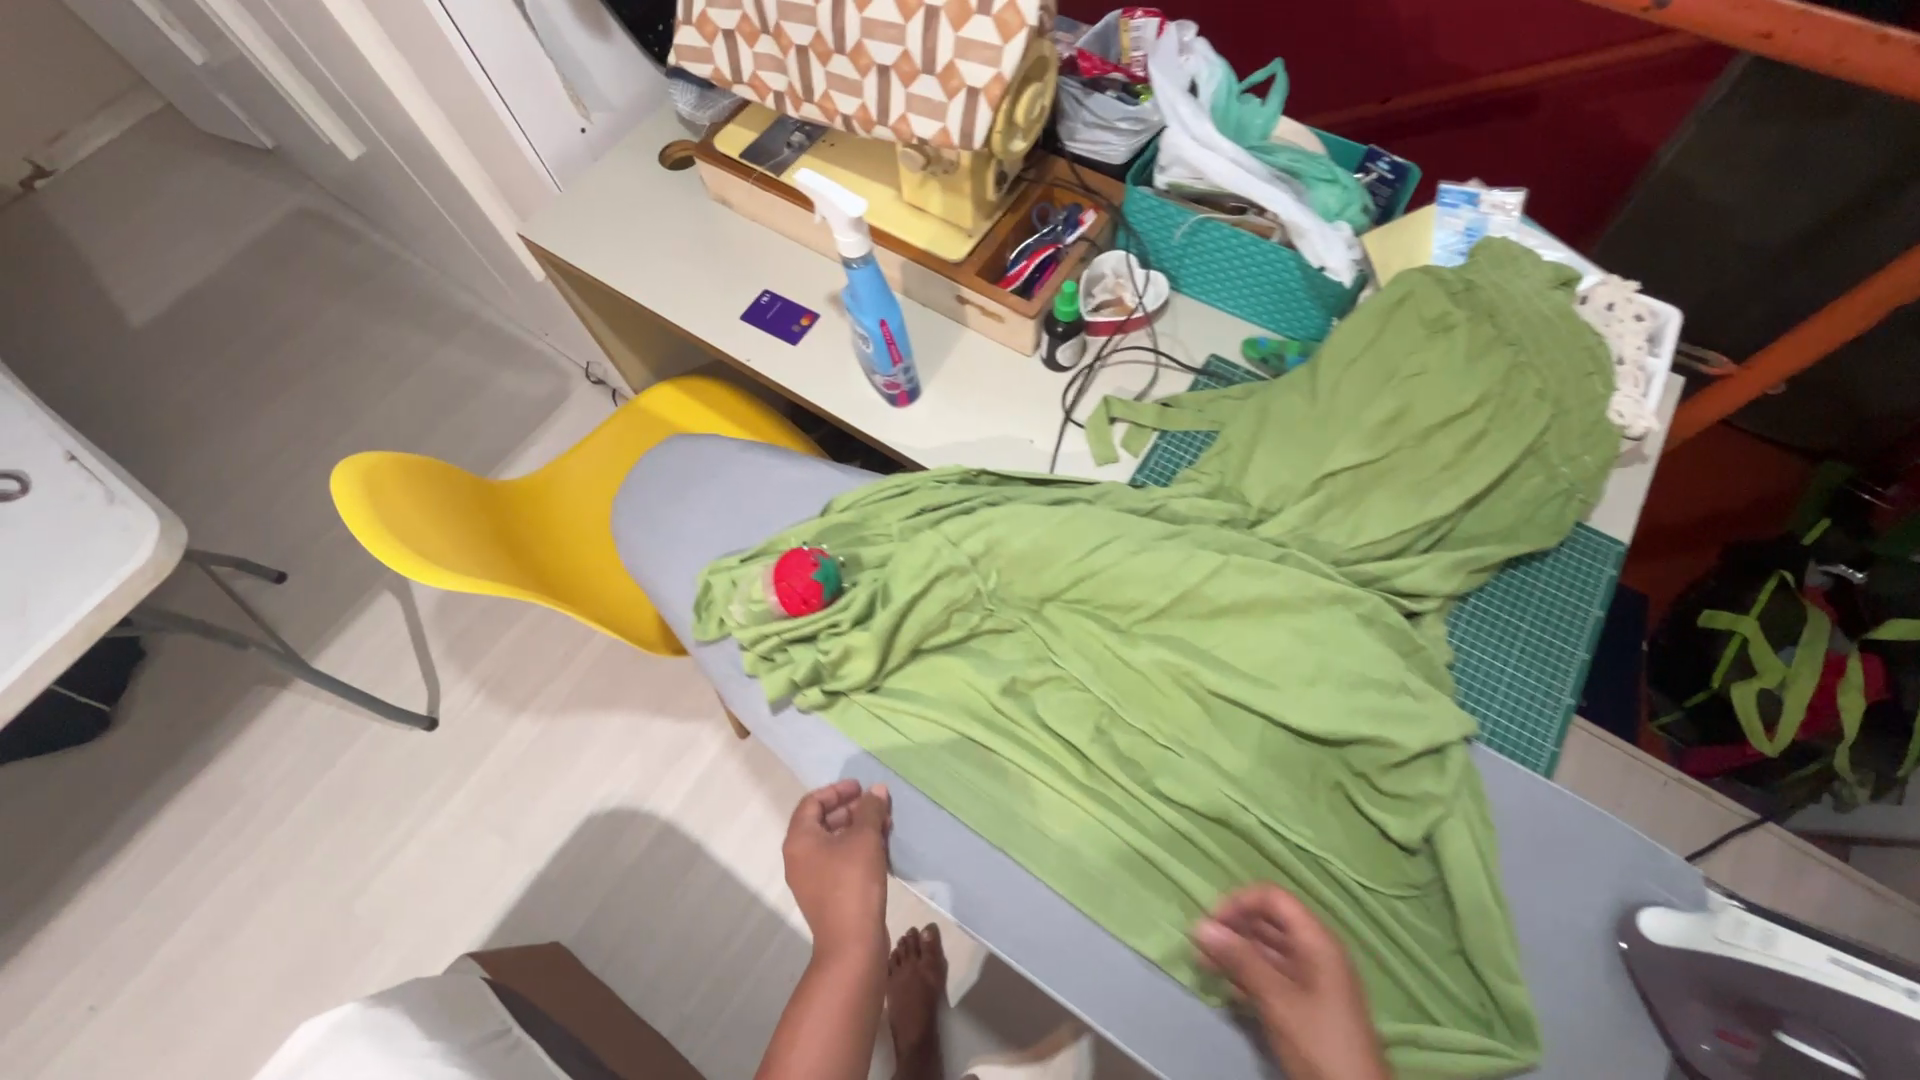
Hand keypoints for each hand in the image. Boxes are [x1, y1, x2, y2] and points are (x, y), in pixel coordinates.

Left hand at [783, 779, 891, 960]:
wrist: (852, 943)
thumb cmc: (853, 882)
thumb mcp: (865, 838)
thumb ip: (870, 809)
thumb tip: (876, 790)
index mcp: (799, 840)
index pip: (812, 802)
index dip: (837, 790)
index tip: (861, 787)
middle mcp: (799, 857)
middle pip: (822, 821)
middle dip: (851, 809)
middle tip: (876, 804)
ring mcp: (811, 879)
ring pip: (834, 842)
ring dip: (858, 829)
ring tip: (885, 824)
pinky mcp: (826, 895)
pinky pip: (839, 860)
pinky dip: (857, 849)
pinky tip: (881, 848)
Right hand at [1193, 885, 1390, 1079]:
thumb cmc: (1318, 1042)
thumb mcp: (1276, 1000)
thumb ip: (1240, 960)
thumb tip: (1201, 925)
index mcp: (1316, 941)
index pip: (1272, 898)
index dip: (1239, 903)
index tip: (1211, 924)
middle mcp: (1315, 951)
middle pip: (1268, 922)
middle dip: (1233, 929)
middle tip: (1200, 947)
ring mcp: (1312, 978)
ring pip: (1267, 950)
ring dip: (1236, 953)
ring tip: (1204, 966)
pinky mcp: (1305, 1002)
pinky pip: (1272, 975)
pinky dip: (1248, 975)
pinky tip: (1228, 989)